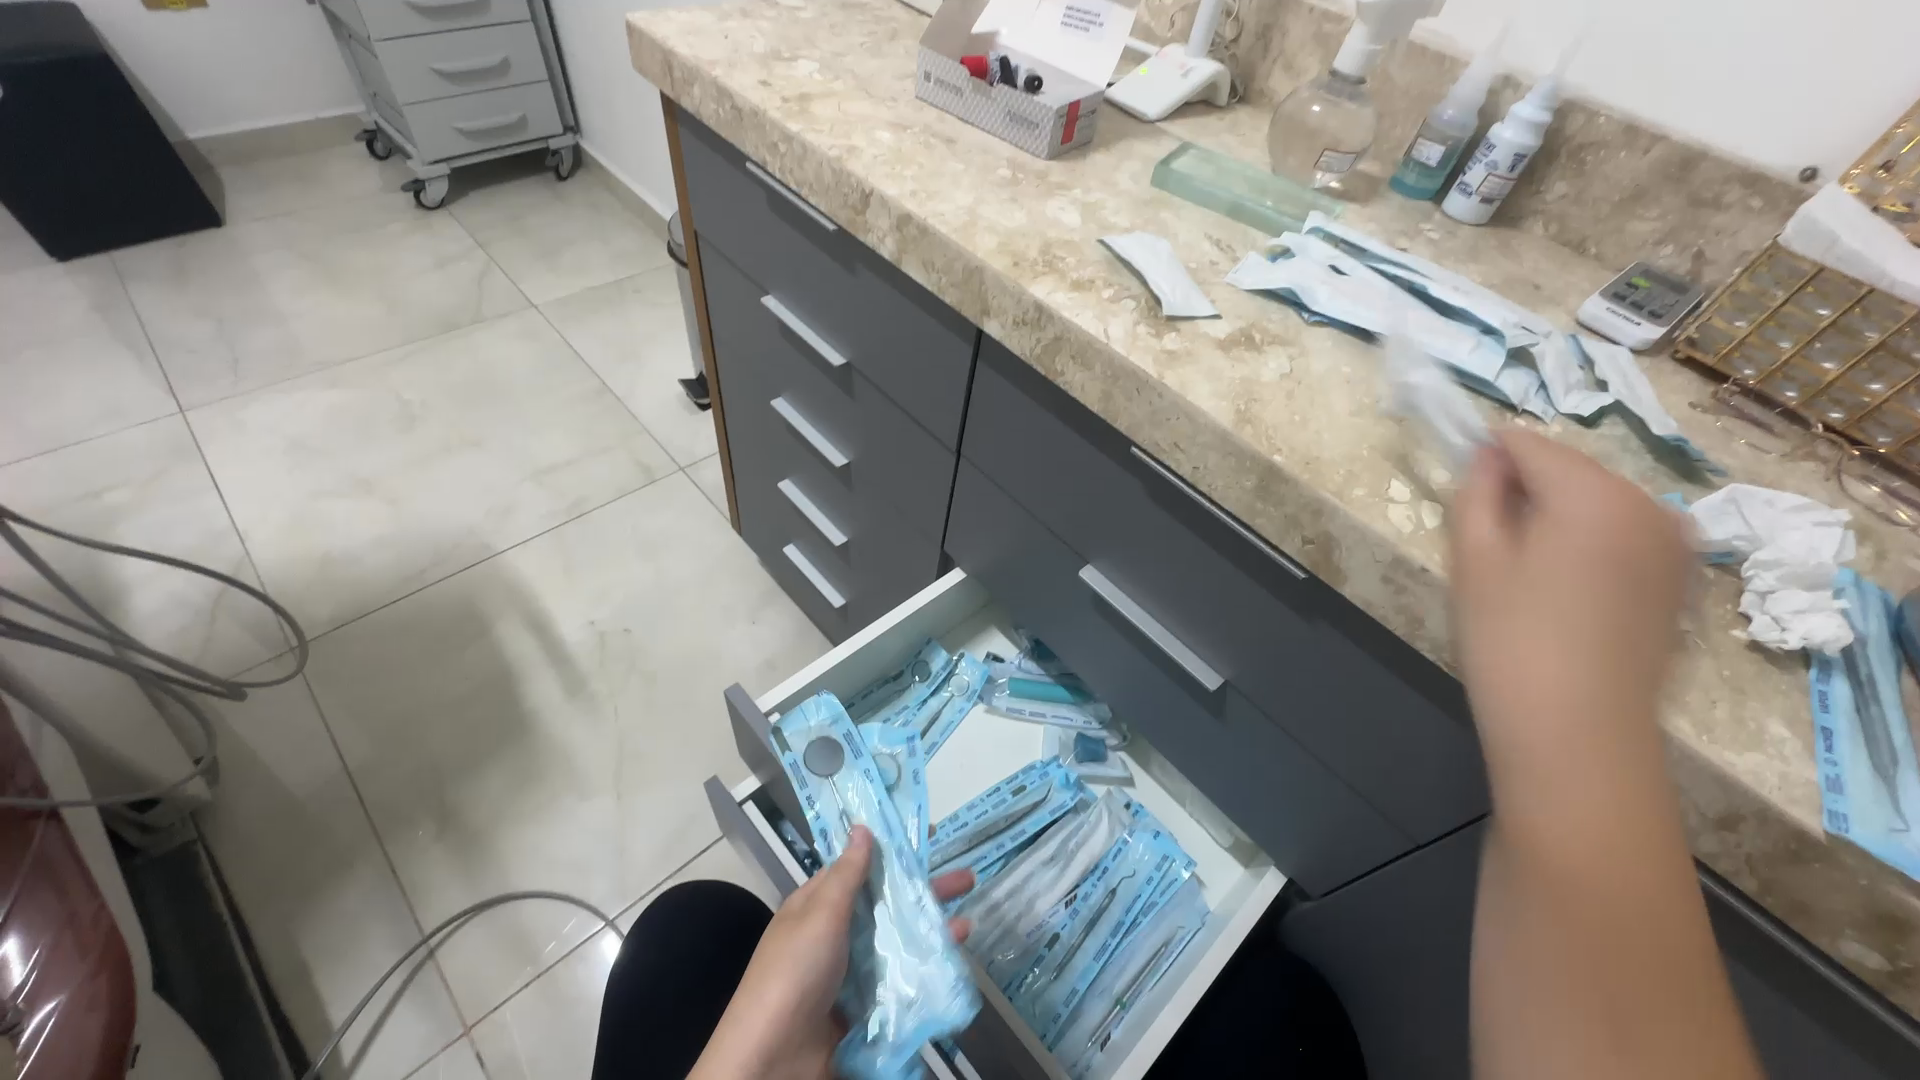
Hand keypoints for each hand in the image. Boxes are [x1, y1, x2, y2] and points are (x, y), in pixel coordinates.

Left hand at [690, 827, 974, 1079]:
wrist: (775, 1060)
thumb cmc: (793, 972)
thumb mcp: (820, 914)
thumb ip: (847, 874)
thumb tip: (862, 827)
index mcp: (818, 905)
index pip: (861, 867)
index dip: (893, 850)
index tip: (928, 835)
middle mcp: (837, 934)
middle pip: (888, 904)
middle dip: (926, 891)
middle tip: (968, 879)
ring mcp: (853, 973)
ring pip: (899, 942)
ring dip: (932, 931)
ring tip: (968, 925)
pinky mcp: (867, 1007)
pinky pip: (901, 981)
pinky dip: (926, 970)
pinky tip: (952, 965)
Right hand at [1450, 430, 1691, 741]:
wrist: (1577, 731)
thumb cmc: (1509, 639)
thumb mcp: (1473, 558)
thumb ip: (1477, 492)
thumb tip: (1489, 455)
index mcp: (1594, 492)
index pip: (1528, 444)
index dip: (1487, 456)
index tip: (1459, 488)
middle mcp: (1649, 503)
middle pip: (1570, 469)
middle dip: (1525, 488)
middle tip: (1484, 539)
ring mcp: (1675, 543)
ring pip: (1598, 501)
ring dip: (1556, 516)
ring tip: (1522, 571)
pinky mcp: (1680, 579)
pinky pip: (1623, 534)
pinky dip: (1589, 542)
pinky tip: (1562, 589)